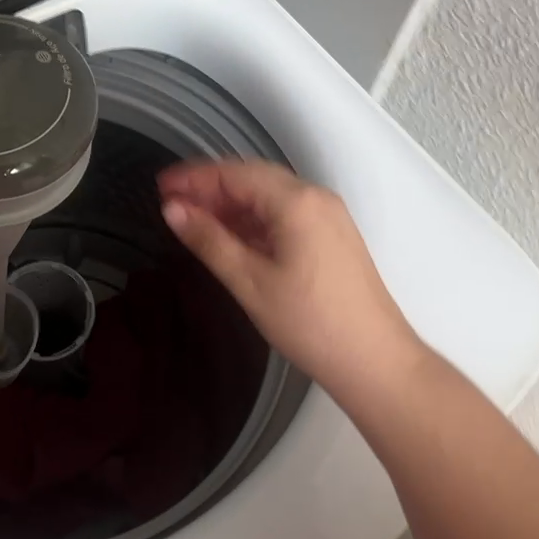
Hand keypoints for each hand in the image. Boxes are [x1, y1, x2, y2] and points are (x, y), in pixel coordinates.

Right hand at [158, 160, 423, 394]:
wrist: (378, 364)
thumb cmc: (312, 324)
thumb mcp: (250, 282)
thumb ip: (209, 240)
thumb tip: (173, 210)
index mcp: (296, 202)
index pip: (234, 173)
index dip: (194, 177)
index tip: (161, 186)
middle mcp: (315, 198)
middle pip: (252, 178)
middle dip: (209, 188)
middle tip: (171, 202)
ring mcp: (327, 216)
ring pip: (268, 196)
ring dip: (230, 204)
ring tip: (193, 220)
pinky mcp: (332, 236)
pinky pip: (284, 214)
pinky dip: (253, 219)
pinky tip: (230, 237)